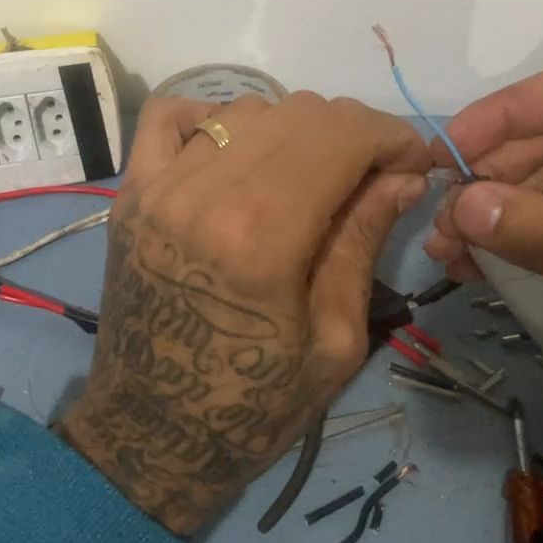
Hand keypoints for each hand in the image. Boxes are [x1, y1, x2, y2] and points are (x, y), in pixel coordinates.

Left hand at [56, 93, 429, 536]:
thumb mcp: (334, 339)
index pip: (340, 136)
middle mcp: (203, 194)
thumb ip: (362, 240)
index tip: (413, 163)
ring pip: (242, 110)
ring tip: (308, 173)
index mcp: (261, 236)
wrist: (150, 432)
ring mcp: (157, 188)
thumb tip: (405, 175)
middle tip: (370, 175)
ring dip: (290, 129)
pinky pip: (168, 117)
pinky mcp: (129, 195)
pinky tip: (237, 153)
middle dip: (350, 133)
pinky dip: (211, 117)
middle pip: (297, 113)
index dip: (391, 136)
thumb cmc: (253, 406)